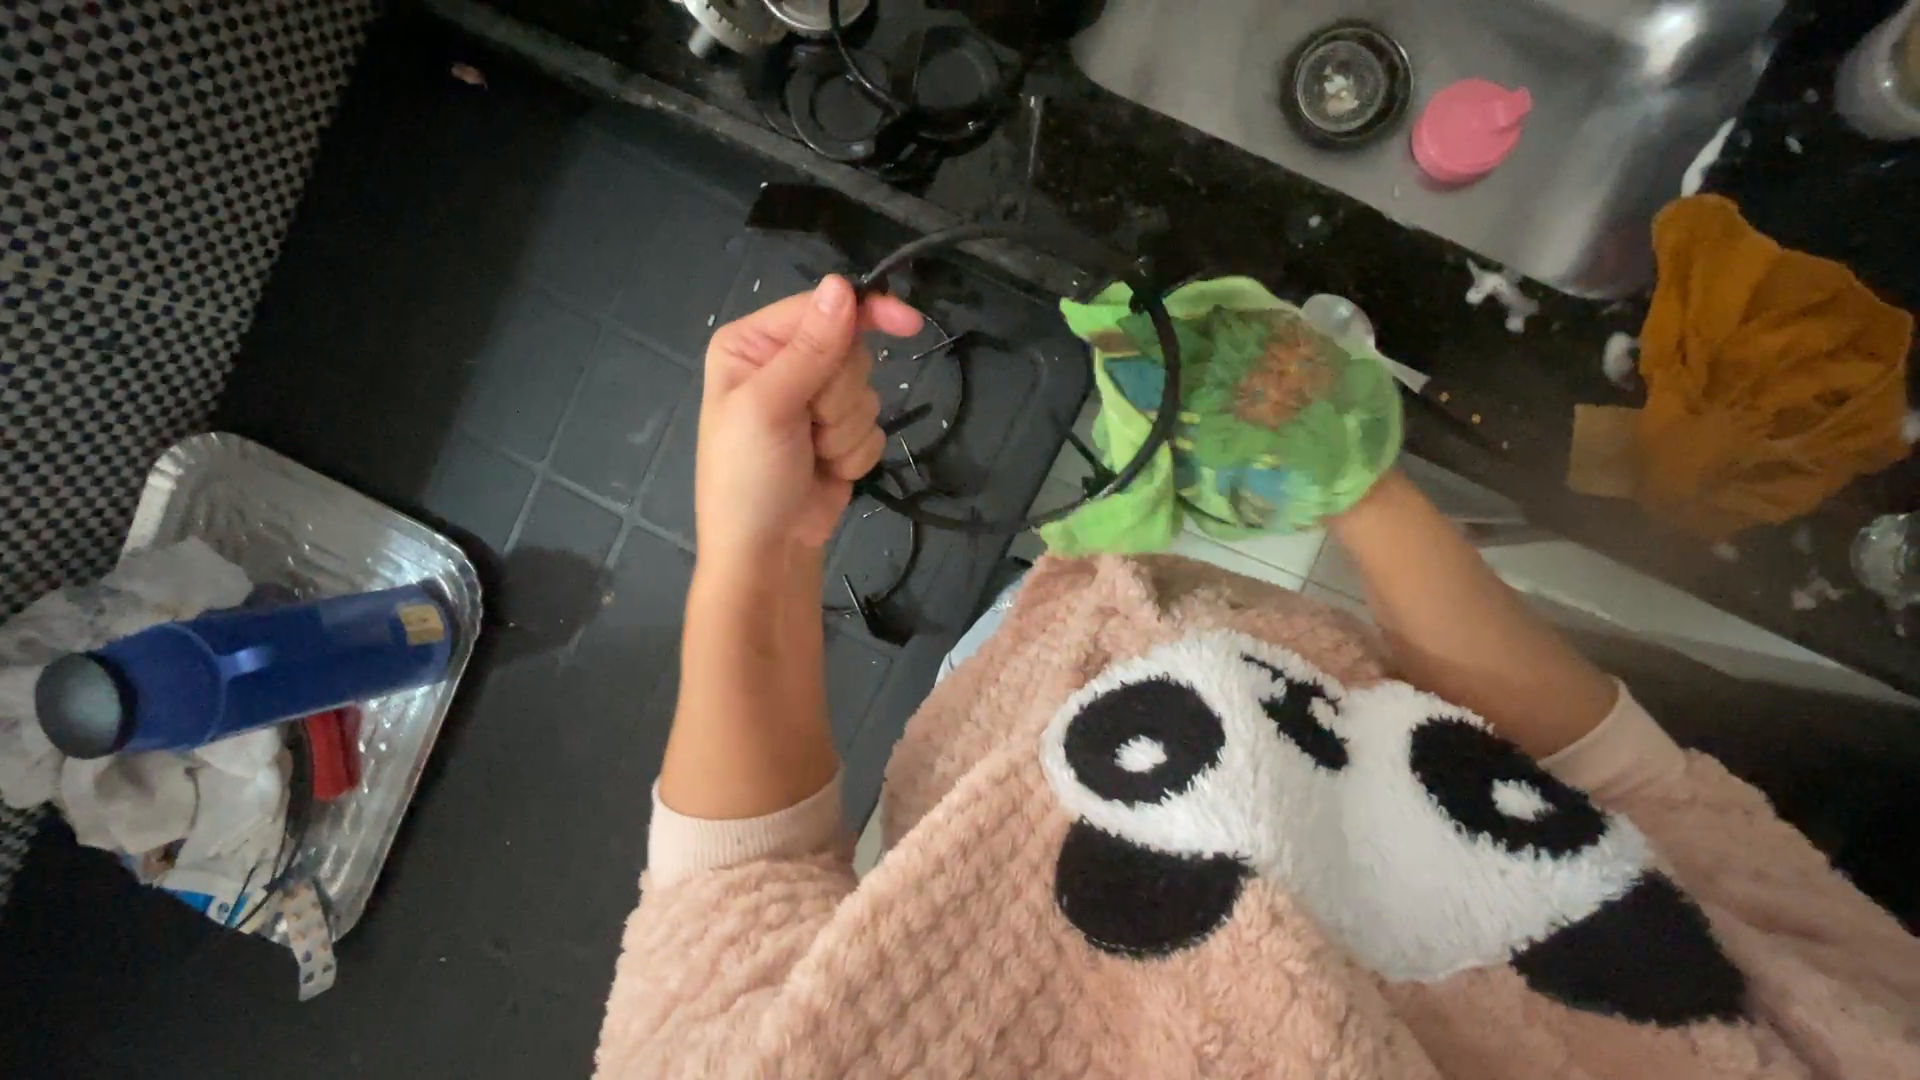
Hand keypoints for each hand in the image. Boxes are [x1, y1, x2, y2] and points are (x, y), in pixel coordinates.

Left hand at [696, 275, 923, 565]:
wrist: (767, 551)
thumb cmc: (748, 478)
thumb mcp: (768, 407)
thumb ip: (809, 348)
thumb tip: (842, 285)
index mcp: (753, 344)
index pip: (820, 309)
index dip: (864, 314)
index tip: (909, 324)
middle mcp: (785, 365)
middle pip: (852, 351)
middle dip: (839, 395)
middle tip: (808, 425)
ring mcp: (816, 402)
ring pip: (868, 391)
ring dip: (844, 430)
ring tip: (812, 454)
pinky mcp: (841, 434)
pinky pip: (874, 426)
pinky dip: (855, 452)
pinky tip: (827, 469)